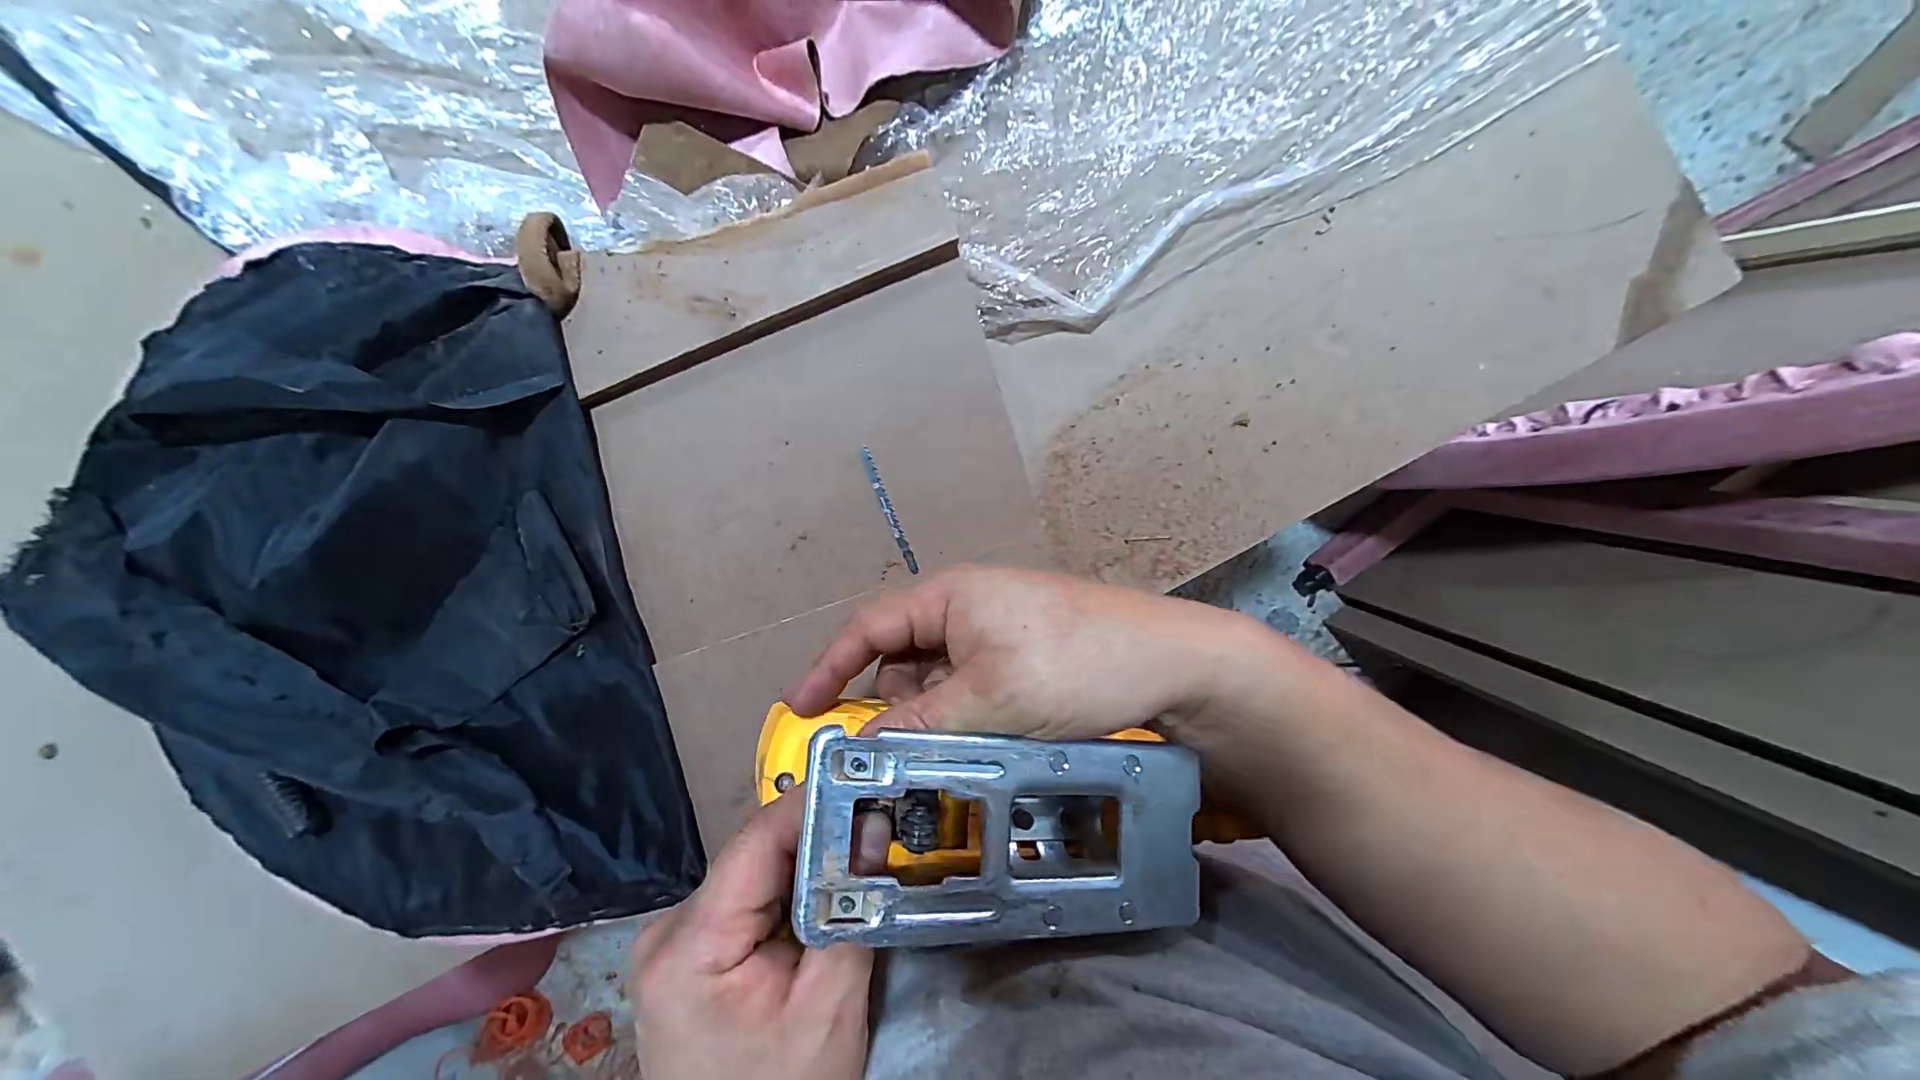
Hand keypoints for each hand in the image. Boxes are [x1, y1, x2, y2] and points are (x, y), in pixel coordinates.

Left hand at [629, 793, 873, 1079]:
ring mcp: (678, 939)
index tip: (864, 778)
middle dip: (820, 833)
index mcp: (689, 944)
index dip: (813, 803)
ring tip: (861, 846)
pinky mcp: (695, 949)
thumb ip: (849, 909)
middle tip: (876, 814)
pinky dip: (794, 889)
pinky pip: (753, 896)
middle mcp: (671, 928)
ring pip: (758, 870)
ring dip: (810, 861)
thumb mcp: (828, 1006)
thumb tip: (870, 825)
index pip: (756, 842)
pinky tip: (828, 889)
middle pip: (757, 853)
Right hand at [784, 565, 1272, 739]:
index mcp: (950, 596)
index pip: (869, 626)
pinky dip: (962, 719)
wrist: (1173, 663)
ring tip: (941, 762)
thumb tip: (860, 747)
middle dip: (889, 707)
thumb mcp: (990, 699)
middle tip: (885, 760)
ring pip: (938, 681)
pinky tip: (974, 750)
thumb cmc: (1074, 665)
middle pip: (902, 659)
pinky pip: (972, 689)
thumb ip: (920, 723)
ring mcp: (998, 633)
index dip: (828, 667)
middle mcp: (967, 607)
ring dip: (930, 720)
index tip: (799, 709)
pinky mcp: (1023, 659)